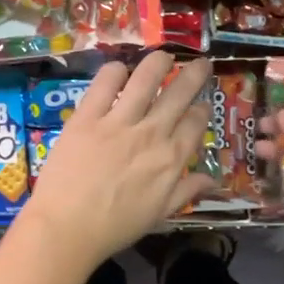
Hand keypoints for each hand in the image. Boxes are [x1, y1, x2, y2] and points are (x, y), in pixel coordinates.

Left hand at [21, 51, 214, 268]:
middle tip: (200, 63)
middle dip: (193, 75)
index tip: (203, 106)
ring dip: (158, 63)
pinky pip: (105, 83)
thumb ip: (187, 192)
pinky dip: (115, 71)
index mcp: (171, 159)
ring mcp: (118, 121)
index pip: (195, 124)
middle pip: (178, 93)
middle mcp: (151, 133)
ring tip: (164, 56)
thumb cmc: (117, 227)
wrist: (69, 227)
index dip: (202, 111)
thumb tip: (214, 181)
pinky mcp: (87, 116)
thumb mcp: (160, 214)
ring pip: (145, 79)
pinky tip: (119, 69)